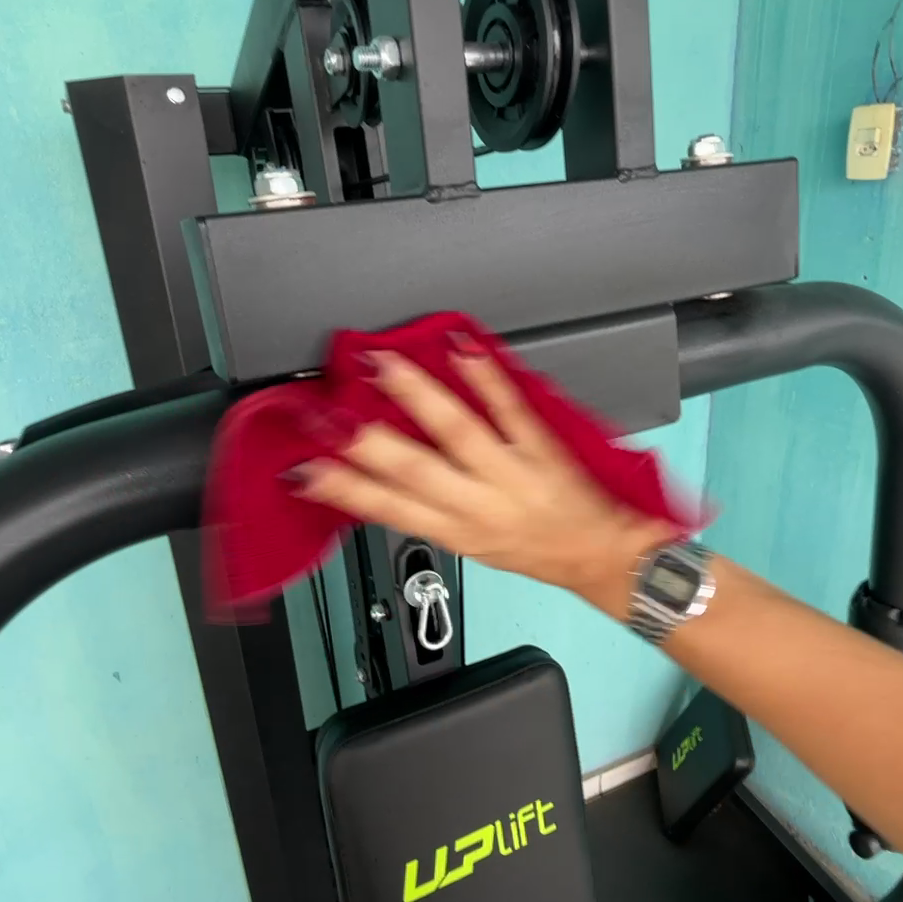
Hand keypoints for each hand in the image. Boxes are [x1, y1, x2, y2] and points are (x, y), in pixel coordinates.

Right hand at [290, 347, 673, 617]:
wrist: (596, 554)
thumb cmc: (533, 551)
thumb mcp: (470, 548)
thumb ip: (428, 512)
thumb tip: (381, 479)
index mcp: (456, 531)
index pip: (388, 510)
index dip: (343, 489)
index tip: (305, 469)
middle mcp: (479, 504)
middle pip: (414, 470)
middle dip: (365, 441)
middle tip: (328, 414)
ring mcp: (511, 473)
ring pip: (458, 432)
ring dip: (417, 396)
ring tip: (384, 365)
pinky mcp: (542, 449)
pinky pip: (512, 409)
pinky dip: (486, 376)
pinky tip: (463, 347)